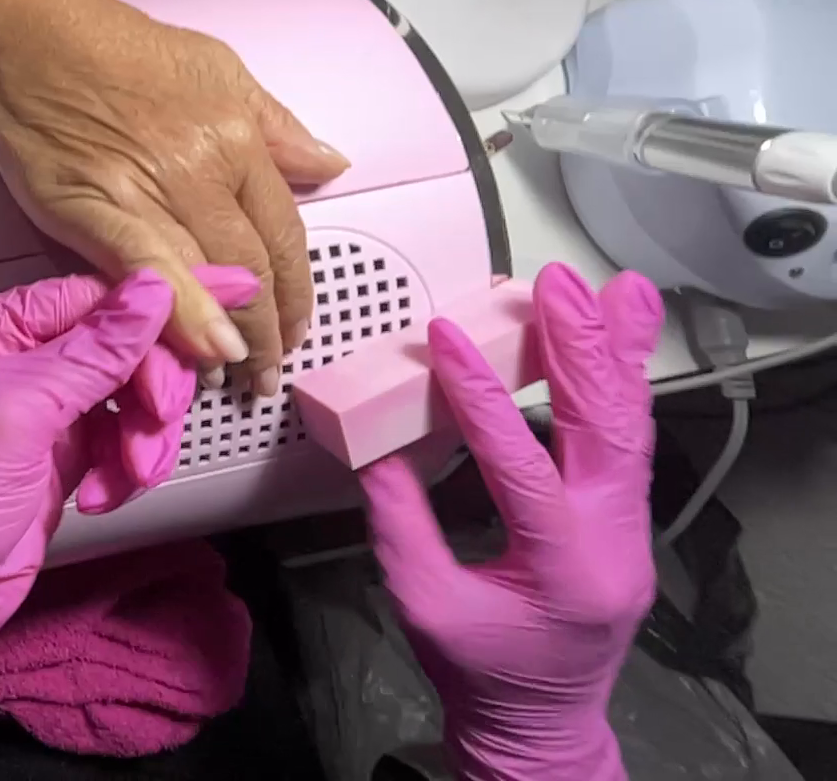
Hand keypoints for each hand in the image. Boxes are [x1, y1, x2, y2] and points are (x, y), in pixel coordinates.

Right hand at [0, 0, 346, 393]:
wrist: (28, 39)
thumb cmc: (114, 45)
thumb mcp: (214, 65)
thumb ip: (272, 123)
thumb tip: (327, 166)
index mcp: (236, 136)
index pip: (282, 232)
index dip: (294, 290)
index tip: (292, 327)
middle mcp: (202, 170)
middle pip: (252, 266)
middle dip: (268, 330)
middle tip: (266, 372)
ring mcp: (148, 193)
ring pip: (209, 277)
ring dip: (230, 339)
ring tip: (233, 381)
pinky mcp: (93, 210)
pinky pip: (147, 269)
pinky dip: (181, 312)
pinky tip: (201, 353)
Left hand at [0, 268, 243, 722]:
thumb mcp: (20, 413)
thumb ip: (94, 351)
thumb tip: (154, 288)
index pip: (86, 295)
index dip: (156, 302)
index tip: (229, 297)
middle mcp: (11, 358)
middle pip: (115, 343)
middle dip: (148, 383)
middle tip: (157, 419)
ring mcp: (36, 408)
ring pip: (125, 394)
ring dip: (141, 434)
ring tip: (130, 474)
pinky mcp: (57, 453)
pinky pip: (118, 440)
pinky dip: (124, 467)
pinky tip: (101, 497)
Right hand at [358, 263, 664, 780]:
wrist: (539, 717)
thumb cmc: (478, 667)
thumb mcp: (419, 596)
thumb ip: (397, 515)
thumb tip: (375, 441)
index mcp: (565, 569)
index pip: (522, 468)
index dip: (479, 399)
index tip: (446, 340)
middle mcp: (616, 540)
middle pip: (610, 431)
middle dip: (583, 350)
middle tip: (561, 288)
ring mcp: (626, 525)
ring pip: (630, 426)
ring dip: (616, 353)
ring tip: (614, 291)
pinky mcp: (615, 513)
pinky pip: (622, 438)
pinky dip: (617, 381)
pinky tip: (612, 343)